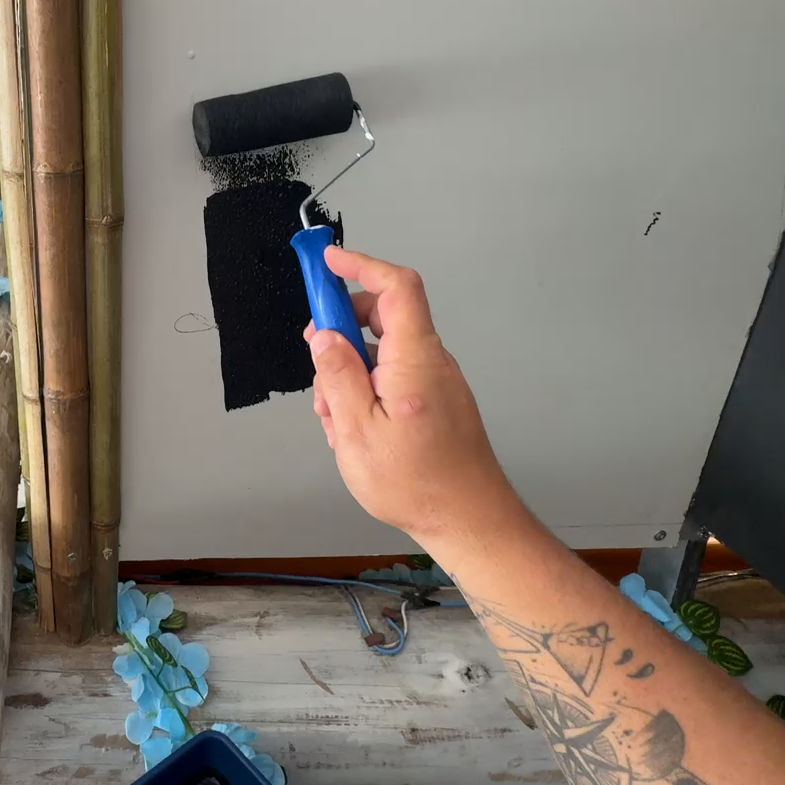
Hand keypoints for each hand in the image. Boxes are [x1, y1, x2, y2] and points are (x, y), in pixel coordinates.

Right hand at [305, 247, 528, 548]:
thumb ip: (339, 376)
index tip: (328, 261)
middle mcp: (430, 362)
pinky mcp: (433, 398)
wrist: (469, 522)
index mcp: (415, 361)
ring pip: (380, 352)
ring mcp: (434, 380)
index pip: (396, 288)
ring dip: (348, 372)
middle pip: (381, 316)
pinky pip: (390, 375)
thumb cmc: (416, 483)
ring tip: (335, 417)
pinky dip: (365, 388)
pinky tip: (353, 426)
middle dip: (340, 329)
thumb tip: (324, 336)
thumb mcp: (358, 431)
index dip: (361, 265)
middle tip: (315, 359)